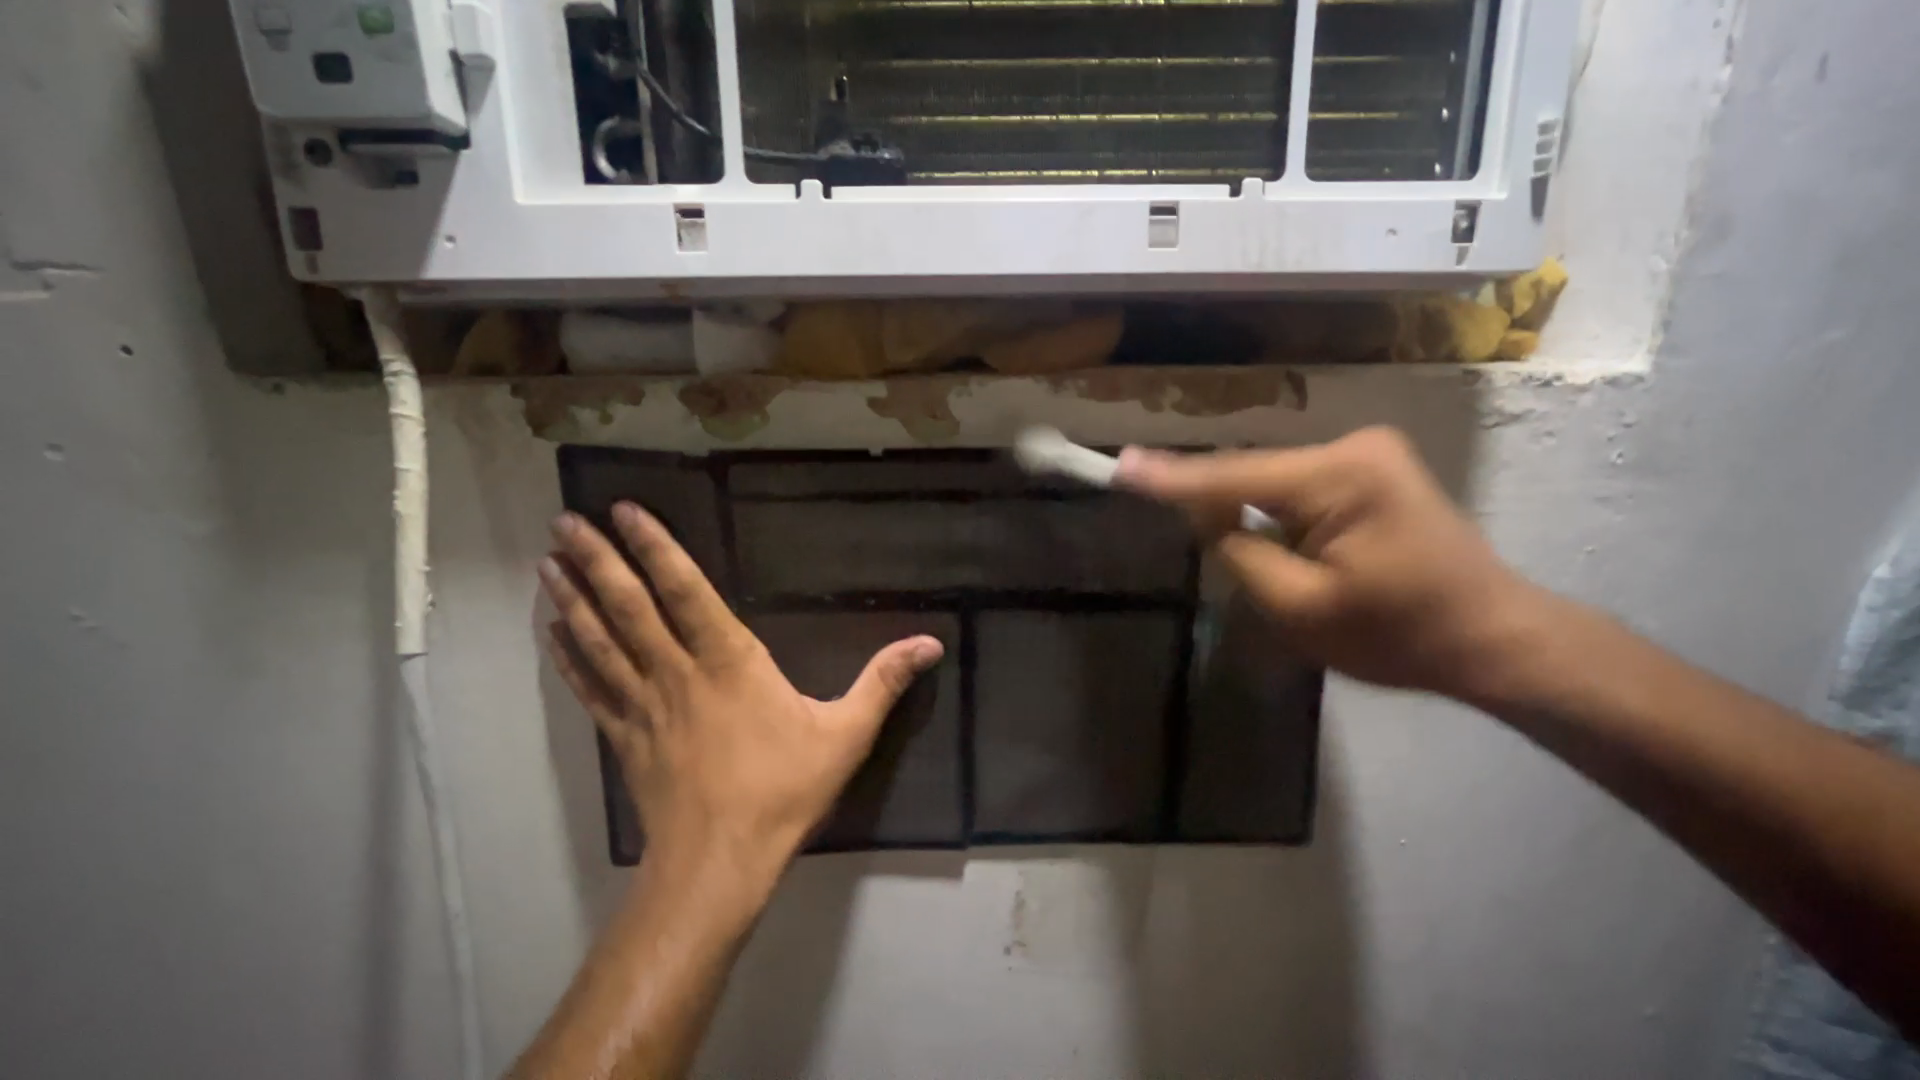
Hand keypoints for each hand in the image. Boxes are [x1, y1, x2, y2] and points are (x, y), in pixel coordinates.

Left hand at [537, 504, 943, 875]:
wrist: (718, 862)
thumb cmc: (783, 791)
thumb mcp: (846, 735)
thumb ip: (884, 683)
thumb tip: (931, 641)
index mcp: (730, 662)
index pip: (687, 592)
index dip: (656, 549)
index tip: (624, 512)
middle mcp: (678, 673)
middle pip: (629, 607)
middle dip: (597, 560)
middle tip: (563, 520)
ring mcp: (645, 706)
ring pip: (602, 641)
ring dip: (573, 598)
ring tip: (548, 560)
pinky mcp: (625, 738)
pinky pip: (591, 688)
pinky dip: (570, 657)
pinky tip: (552, 633)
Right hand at [1115, 426, 1543, 702]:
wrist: (1493, 639)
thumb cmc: (1400, 635)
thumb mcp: (1301, 609)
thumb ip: (1240, 553)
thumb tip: (1205, 515)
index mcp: (1339, 476)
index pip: (1232, 475)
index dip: (1171, 478)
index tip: (1119, 467)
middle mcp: (1353, 446)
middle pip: (1252, 473)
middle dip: (1218, 506)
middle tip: (1195, 548)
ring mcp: (1369, 454)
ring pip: (1274, 481)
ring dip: (1250, 514)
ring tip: (1252, 559)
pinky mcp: (1374, 470)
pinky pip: (1299, 487)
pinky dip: (1278, 514)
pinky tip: (1283, 550)